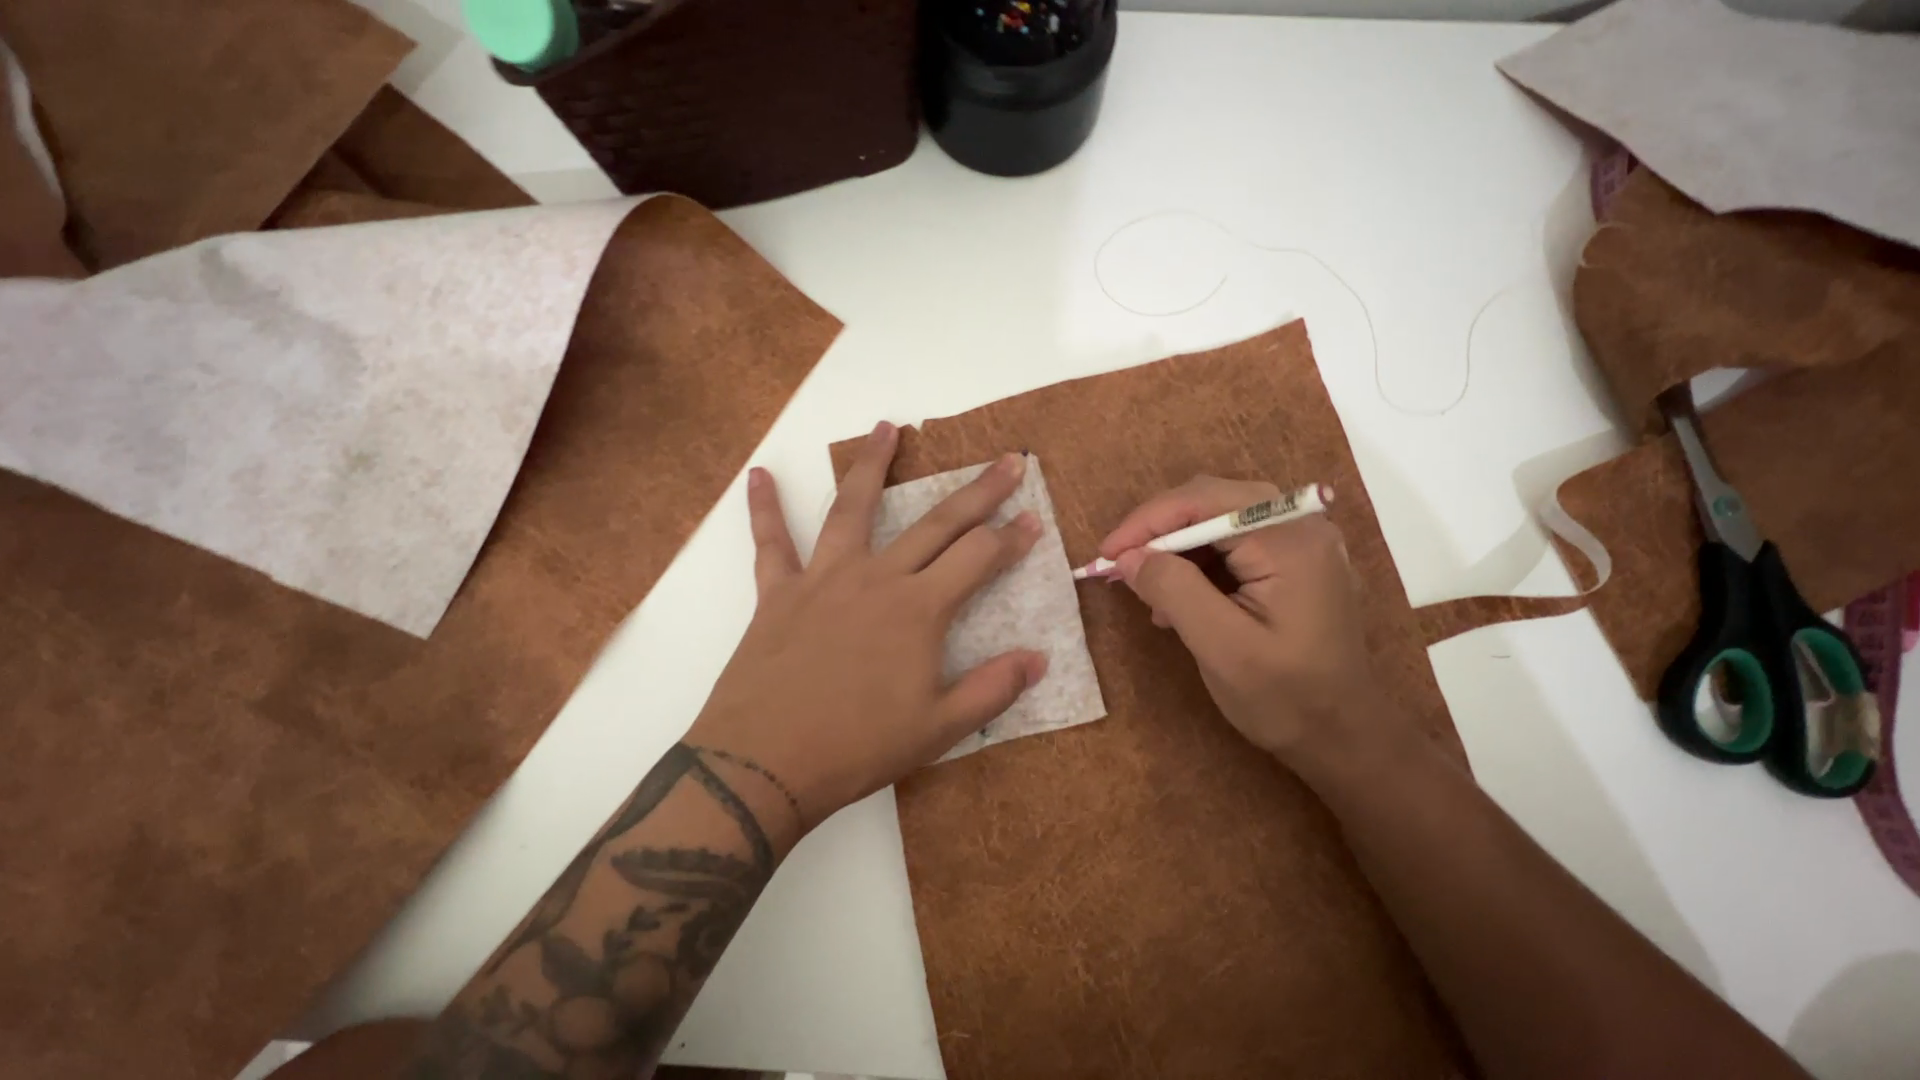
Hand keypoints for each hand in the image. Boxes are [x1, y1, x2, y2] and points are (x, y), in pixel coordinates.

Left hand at [689, 422, 1047, 834]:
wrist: (765, 763)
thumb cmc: (858, 748)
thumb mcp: (938, 729)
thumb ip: (992, 689)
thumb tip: (1039, 658)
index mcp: (919, 609)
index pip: (979, 557)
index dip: (1011, 537)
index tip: (1034, 518)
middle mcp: (877, 578)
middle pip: (936, 522)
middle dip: (977, 490)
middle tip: (1006, 460)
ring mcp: (824, 578)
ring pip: (853, 508)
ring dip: (873, 464)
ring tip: (887, 426)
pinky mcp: (778, 592)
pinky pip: (771, 542)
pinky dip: (764, 507)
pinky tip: (759, 474)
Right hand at [1098, 475, 1381, 763]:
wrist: (1344, 737)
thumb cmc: (1286, 698)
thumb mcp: (1221, 648)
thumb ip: (1174, 591)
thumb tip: (1128, 557)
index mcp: (1290, 540)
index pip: (1204, 501)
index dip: (1147, 521)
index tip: (1106, 555)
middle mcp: (1301, 526)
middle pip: (1212, 501)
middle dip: (1159, 532)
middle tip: (1119, 567)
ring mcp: (1301, 542)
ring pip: (1219, 520)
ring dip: (1177, 550)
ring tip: (1148, 594)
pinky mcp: (1295, 562)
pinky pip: (1236, 543)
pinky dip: (1199, 564)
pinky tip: (1180, 602)